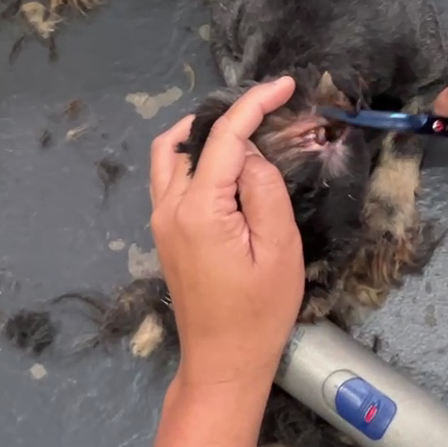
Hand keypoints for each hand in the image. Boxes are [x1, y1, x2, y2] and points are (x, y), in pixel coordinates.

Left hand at [148, 76, 304, 390]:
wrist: (222, 362)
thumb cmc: (259, 312)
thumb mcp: (279, 249)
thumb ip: (264, 190)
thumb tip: (252, 155)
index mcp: (199, 209)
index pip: (224, 136)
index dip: (255, 103)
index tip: (286, 84)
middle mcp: (169, 206)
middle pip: (192, 136)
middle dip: (232, 114)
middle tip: (272, 110)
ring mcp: (161, 219)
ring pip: (171, 152)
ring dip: (205, 130)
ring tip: (247, 128)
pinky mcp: (164, 230)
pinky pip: (170, 173)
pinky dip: (194, 152)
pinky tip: (225, 160)